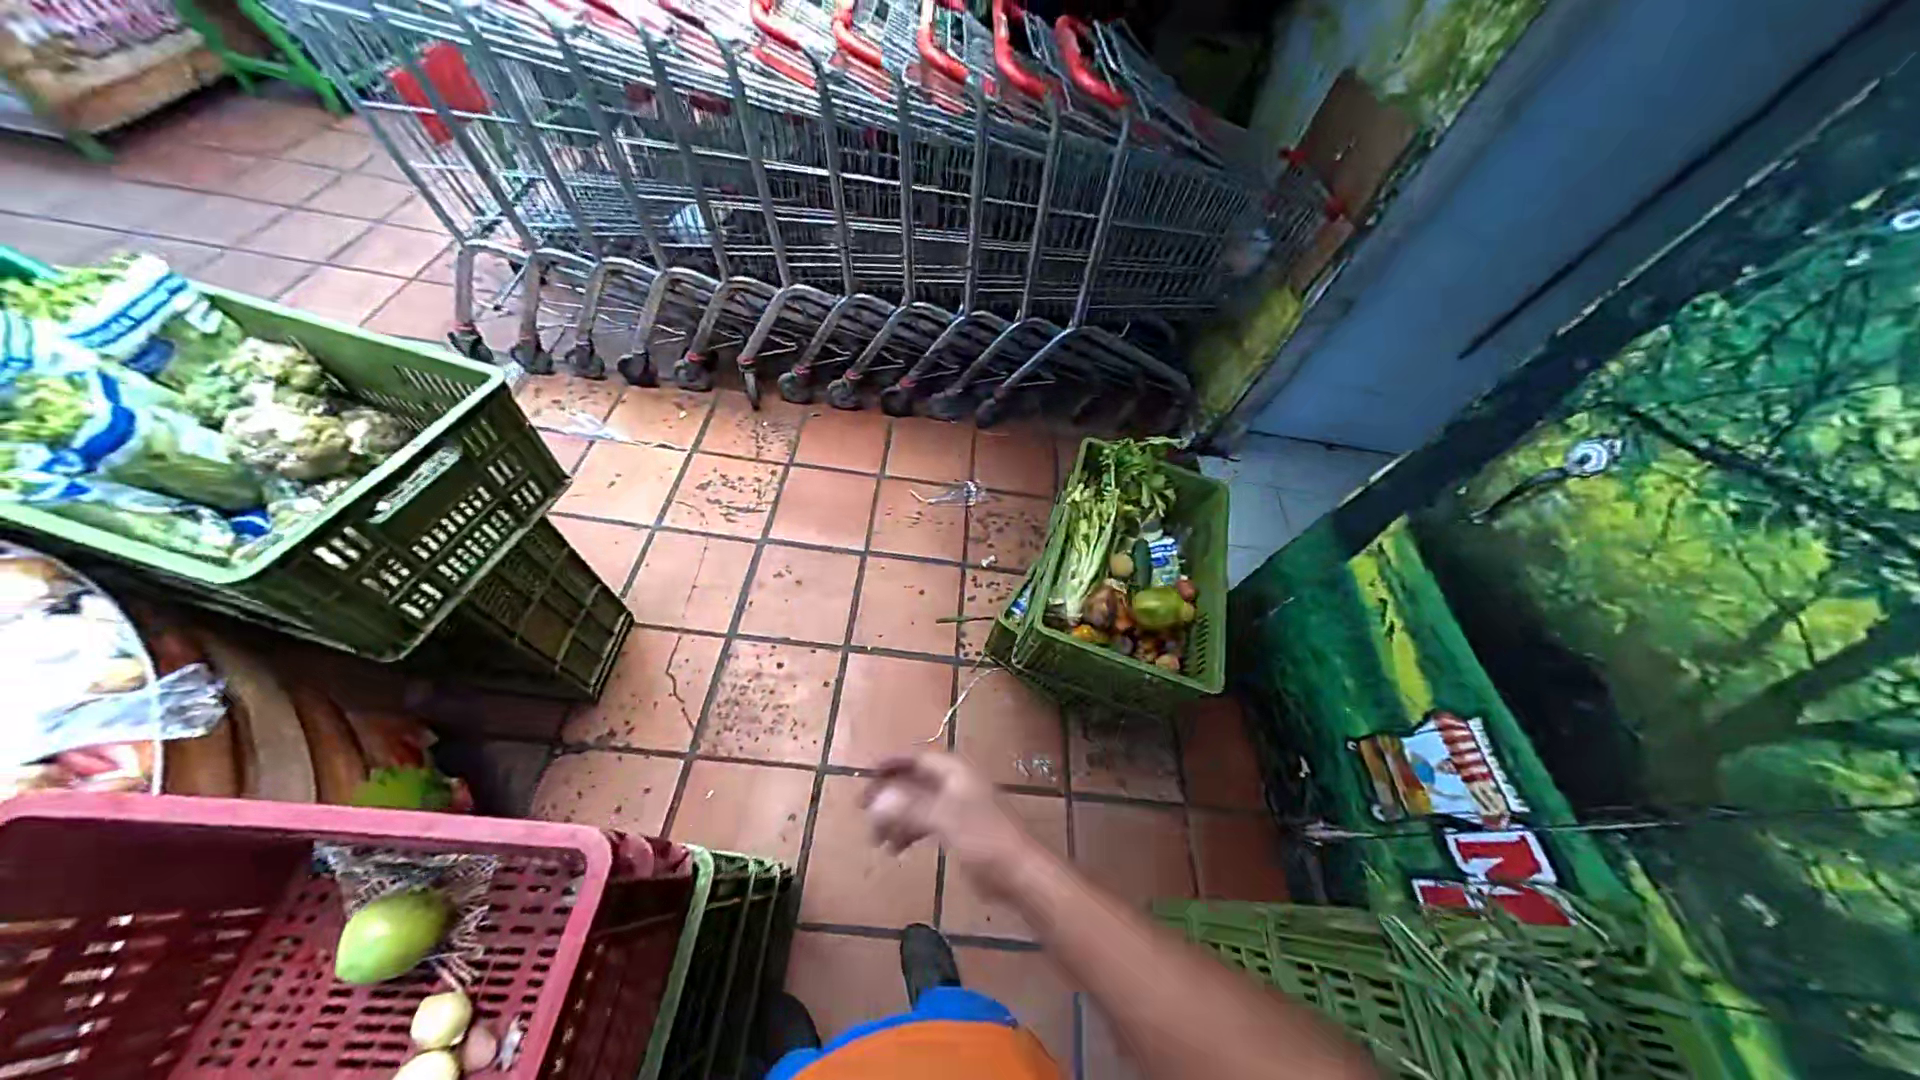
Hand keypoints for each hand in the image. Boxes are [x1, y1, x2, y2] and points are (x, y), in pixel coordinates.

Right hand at [862, 751, 1040, 898]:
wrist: (1018, 872)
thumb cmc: (984, 838)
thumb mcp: (944, 819)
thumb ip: (910, 808)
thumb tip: (878, 801)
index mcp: (954, 772)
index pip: (916, 759)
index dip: (891, 764)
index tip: (866, 774)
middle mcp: (954, 784)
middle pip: (914, 781)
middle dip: (889, 794)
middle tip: (863, 809)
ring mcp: (957, 807)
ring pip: (918, 804)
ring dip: (896, 817)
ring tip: (876, 839)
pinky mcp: (959, 830)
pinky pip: (925, 823)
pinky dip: (909, 832)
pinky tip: (895, 848)